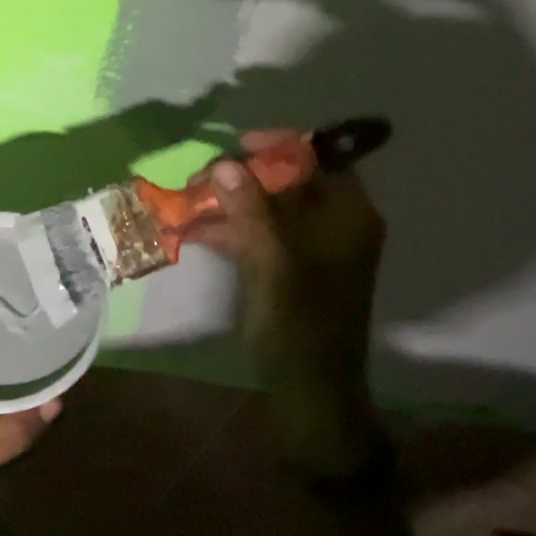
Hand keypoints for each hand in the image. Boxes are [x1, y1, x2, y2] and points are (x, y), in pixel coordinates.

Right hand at [187, 130, 387, 476]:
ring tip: (187, 202)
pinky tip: (194, 230)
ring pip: (270, 205)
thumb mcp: (271, 260)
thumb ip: (250, 208)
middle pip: (289, 178)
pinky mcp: (293, 266)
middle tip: (200, 178)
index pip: (319, 156)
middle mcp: (336, 222)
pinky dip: (233, 228)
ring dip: (230, 201)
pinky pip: (263, 233)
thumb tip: (225, 163)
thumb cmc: (300, 321)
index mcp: (347, 213)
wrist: (311, 391)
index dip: (279, 144)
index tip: (237, 146)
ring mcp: (314, 245)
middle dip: (242, 175)